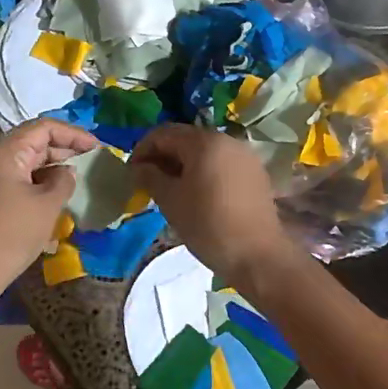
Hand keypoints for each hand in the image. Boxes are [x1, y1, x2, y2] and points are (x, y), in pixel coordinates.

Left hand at [0, 118, 98, 297]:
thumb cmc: (11, 235)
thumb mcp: (47, 206)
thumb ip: (63, 181)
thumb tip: (65, 172)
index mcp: (3, 149)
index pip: (43, 128)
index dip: (73, 134)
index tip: (97, 147)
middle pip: (28, 142)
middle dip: (60, 150)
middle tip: (88, 162)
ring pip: (18, 161)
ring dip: (46, 167)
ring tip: (72, 180)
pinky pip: (7, 178)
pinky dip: (30, 181)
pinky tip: (47, 196)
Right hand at [129, 125, 288, 278]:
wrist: (256, 255)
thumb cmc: (206, 224)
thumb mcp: (169, 200)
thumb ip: (150, 177)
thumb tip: (138, 167)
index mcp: (204, 142)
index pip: (163, 133)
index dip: (142, 149)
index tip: (131, 172)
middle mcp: (227, 140)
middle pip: (185, 139)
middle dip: (162, 155)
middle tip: (147, 180)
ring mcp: (244, 156)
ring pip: (203, 151)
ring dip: (181, 164)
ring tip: (169, 189)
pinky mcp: (254, 173)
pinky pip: (220, 163)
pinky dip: (201, 171)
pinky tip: (194, 194)